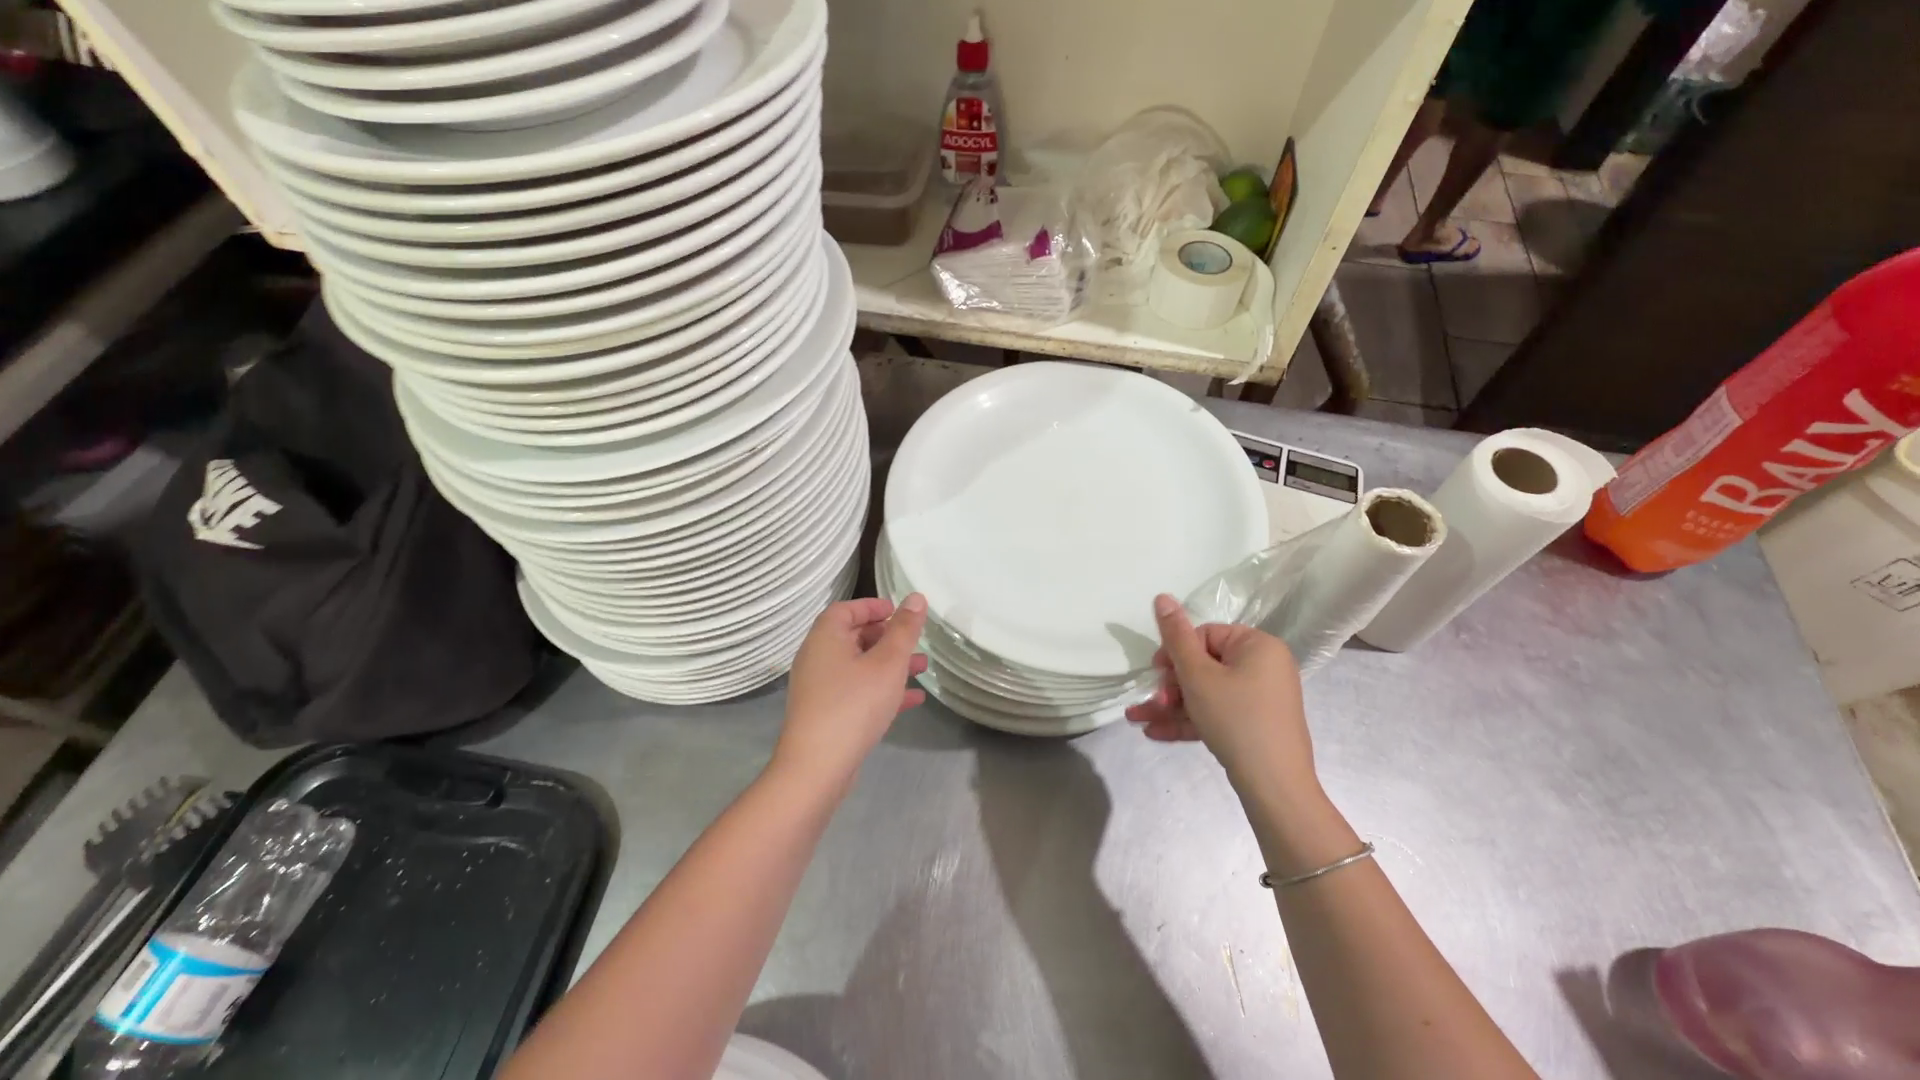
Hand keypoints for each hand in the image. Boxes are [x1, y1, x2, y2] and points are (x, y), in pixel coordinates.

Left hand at [775, 595, 928, 785]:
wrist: (817, 766)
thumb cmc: (854, 704)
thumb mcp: (888, 663)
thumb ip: (904, 630)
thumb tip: (916, 598)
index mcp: (826, 637)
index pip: (847, 609)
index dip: (873, 606)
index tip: (900, 612)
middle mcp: (817, 657)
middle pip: (854, 637)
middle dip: (888, 637)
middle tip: (915, 642)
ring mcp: (820, 688)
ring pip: (859, 667)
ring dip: (890, 665)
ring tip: (923, 669)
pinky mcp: (826, 714)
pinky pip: (857, 692)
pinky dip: (882, 690)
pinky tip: (913, 700)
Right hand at [1126, 594, 1314, 791]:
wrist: (1274, 784)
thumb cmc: (1236, 717)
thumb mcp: (1198, 675)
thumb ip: (1176, 637)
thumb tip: (1162, 596)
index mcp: (1258, 646)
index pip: (1206, 635)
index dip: (1177, 653)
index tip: (1156, 673)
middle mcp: (1265, 667)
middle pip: (1205, 665)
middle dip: (1171, 685)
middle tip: (1151, 702)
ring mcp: (1261, 699)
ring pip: (1207, 694)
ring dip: (1171, 705)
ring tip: (1138, 719)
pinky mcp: (1255, 725)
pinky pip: (1217, 714)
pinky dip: (1190, 721)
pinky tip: (1155, 733)